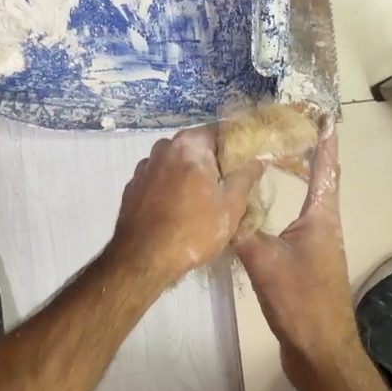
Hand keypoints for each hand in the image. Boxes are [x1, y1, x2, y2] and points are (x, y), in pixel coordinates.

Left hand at [108, 126, 263, 285]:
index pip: (220, 132)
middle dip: (213, 163)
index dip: (236, 147)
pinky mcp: (133, 186)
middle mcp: (163, 147)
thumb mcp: (231, 205)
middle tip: (229, 187)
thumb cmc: (193, 229)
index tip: (247, 164)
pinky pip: (160, 179)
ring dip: (190, 175)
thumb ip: (246, 176)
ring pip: (176, 163)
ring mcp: (145, 166)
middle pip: (197, 147)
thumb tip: (258, 159)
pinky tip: (178, 209)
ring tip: (203, 201)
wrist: (143, 258)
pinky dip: (171, 187)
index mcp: (189, 144)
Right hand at [235, 125, 358, 373]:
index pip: (325, 168)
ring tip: (270, 160)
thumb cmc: (301, 302)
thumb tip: (217, 203)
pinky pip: (293, 222)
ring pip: (305, 202)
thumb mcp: (265, 260)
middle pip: (317, 180)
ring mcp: (316, 246)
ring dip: (293, 178)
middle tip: (283, 130)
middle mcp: (323, 226)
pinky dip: (281, 205)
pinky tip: (259, 209)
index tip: (324, 115)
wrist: (320, 354)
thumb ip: (241, 230)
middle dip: (304, 154)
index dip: (325, 140)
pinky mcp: (305, 264)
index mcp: (321, 218)